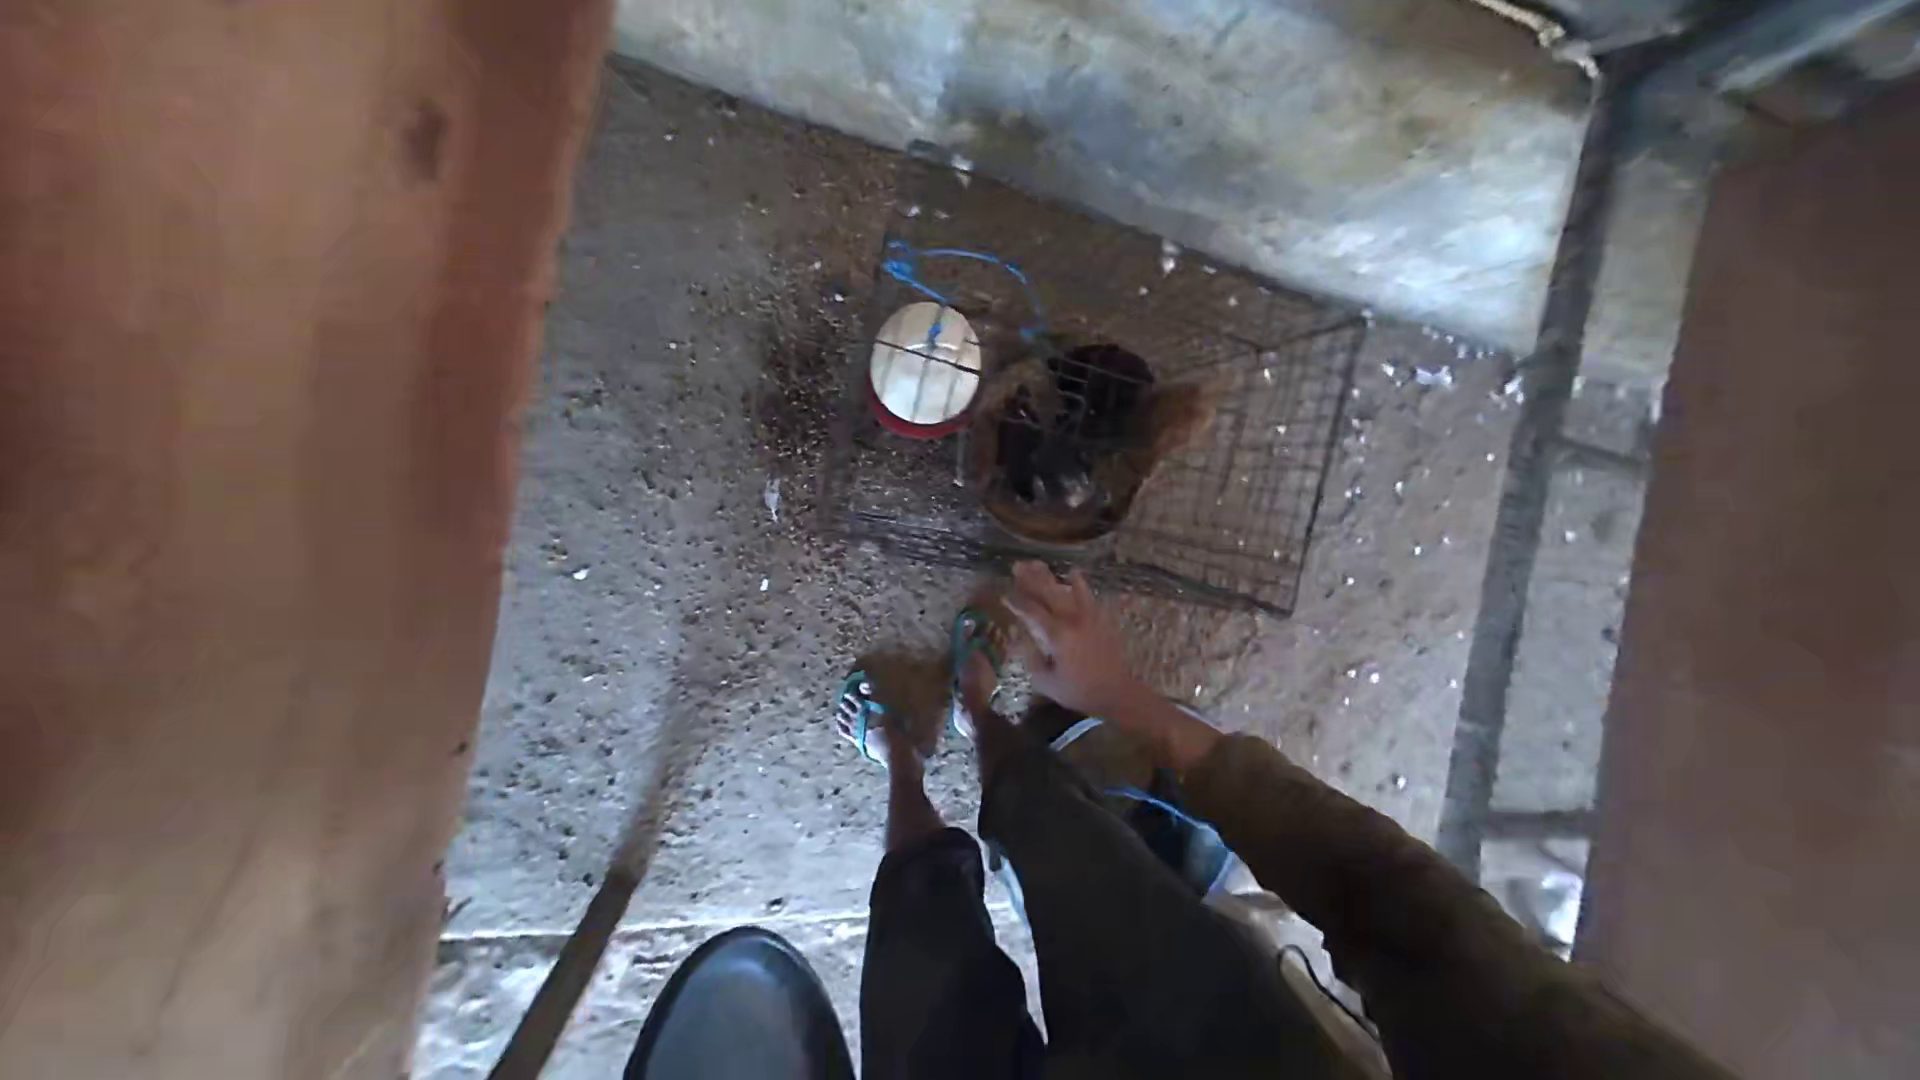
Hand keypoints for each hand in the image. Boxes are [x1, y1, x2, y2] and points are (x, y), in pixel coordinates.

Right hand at [1003, 561, 1141, 716]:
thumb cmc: (1079, 691)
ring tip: (1038, 564)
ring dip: (1051, 576)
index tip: (1004, 595)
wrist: (1117, 692)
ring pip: (1067, 589)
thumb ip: (1031, 658)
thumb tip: (1020, 640)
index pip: (1031, 612)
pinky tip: (1073, 573)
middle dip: (1031, 579)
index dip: (1016, 602)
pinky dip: (1078, 584)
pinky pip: (1087, 595)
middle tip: (1018, 566)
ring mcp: (1088, 616)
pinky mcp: (1100, 618)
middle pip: (1048, 592)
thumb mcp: (1046, 681)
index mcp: (1057, 635)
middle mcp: (1072, 619)